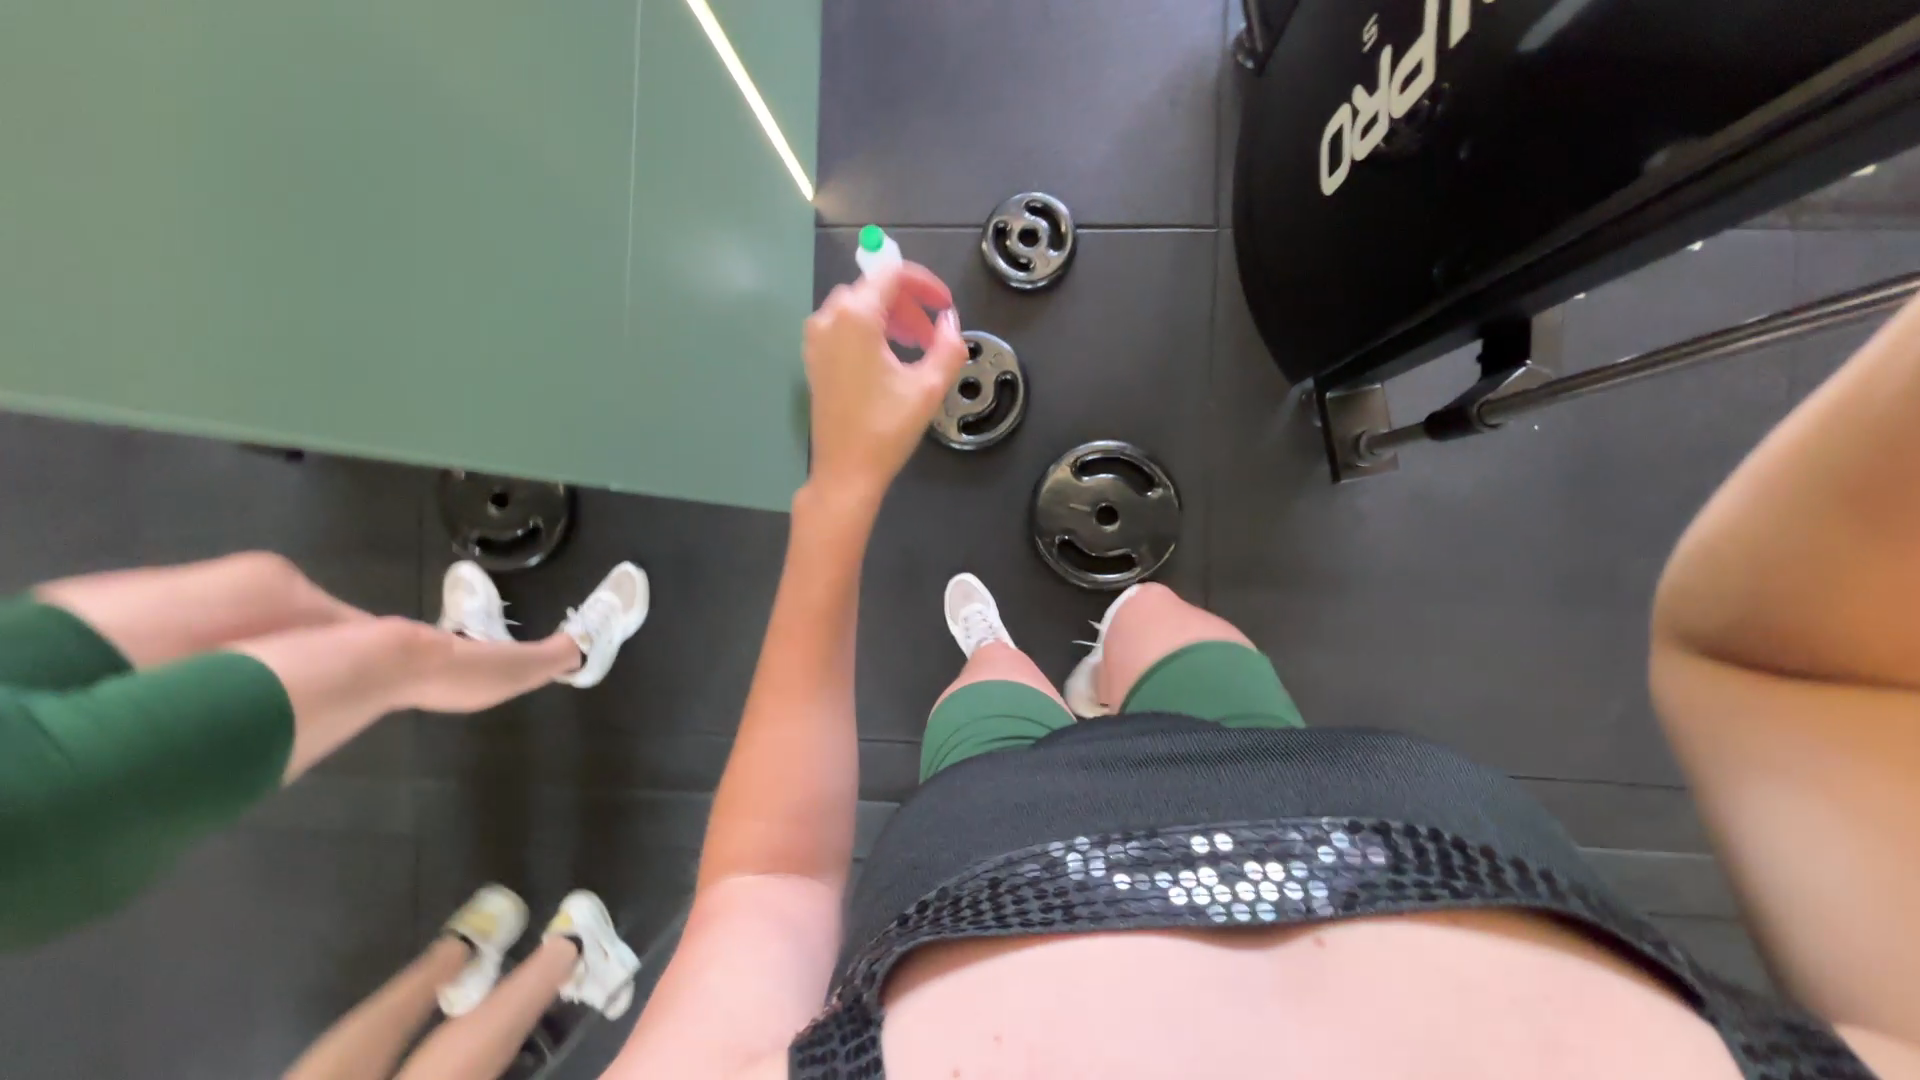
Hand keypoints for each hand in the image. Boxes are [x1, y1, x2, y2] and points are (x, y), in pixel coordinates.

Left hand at [802, 262, 966, 501]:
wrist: (846, 471)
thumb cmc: (887, 429)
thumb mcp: (929, 387)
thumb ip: (948, 346)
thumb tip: (950, 321)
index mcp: (855, 318)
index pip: (891, 274)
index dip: (925, 283)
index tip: (945, 305)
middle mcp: (829, 319)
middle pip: (873, 288)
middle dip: (908, 303)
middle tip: (932, 333)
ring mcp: (816, 339)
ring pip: (857, 307)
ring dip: (890, 316)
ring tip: (915, 346)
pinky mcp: (813, 358)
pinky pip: (843, 327)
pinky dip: (869, 330)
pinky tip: (888, 357)